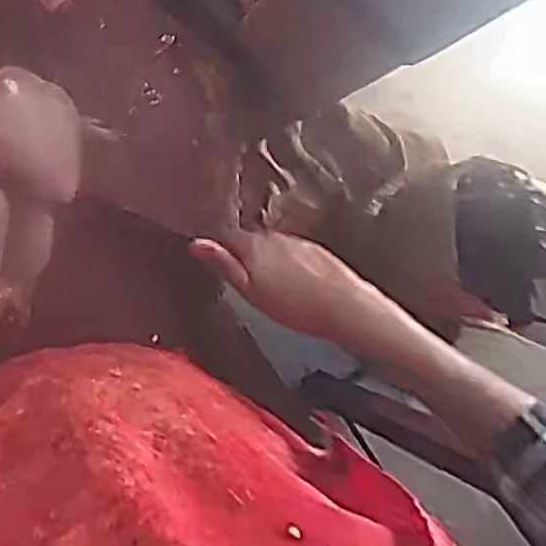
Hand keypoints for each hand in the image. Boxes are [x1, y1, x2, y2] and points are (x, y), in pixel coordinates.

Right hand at [190, 229, 381, 348]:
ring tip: (272, 286)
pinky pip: (292, 254)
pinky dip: (289, 266)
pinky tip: (296, 286)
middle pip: (247, 240)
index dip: (216, 249)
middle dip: (242, 255)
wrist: (349, 309)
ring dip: (266, 260)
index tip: (216, 263)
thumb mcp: (250, 290)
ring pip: (270, 247)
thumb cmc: (296, 306)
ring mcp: (294, 242)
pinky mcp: (315, 251)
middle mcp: (271, 237)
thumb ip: (223, 264)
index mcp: (250, 245)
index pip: (222, 236)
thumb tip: (196, 243)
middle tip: (244, 280)